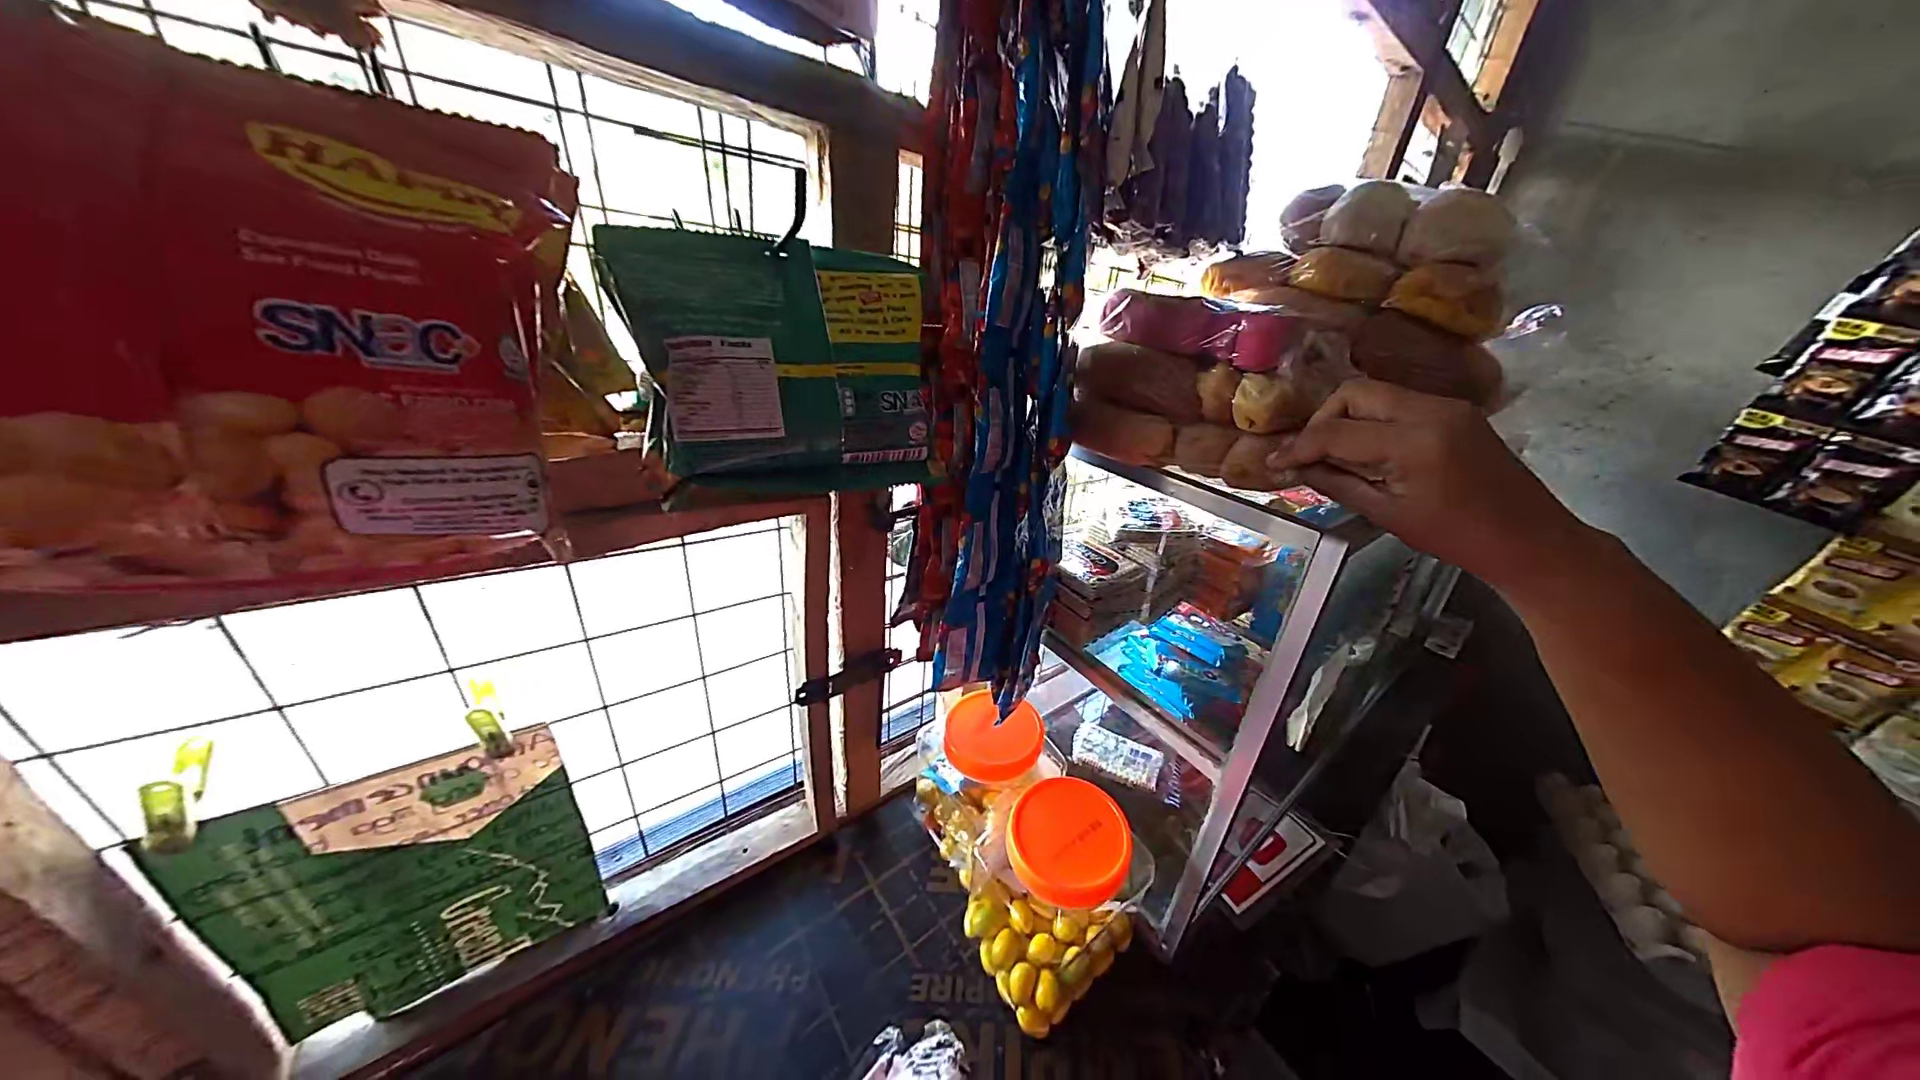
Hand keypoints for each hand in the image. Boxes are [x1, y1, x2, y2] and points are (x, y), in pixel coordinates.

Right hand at [1267, 379, 1599, 589]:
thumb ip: (1336, 483)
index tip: (1275, 462)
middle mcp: (1431, 410)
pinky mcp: (1455, 412)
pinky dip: (1371, 421)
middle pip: (1354, 393)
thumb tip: (1294, 469)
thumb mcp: (1386, 514)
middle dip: (1322, 420)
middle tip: (1309, 454)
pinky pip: (1398, 404)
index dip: (1299, 447)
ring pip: (1375, 394)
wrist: (1530, 539)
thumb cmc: (1456, 537)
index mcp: (1414, 441)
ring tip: (1334, 455)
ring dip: (1346, 419)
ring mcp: (1447, 406)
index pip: (1336, 431)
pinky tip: (1366, 452)